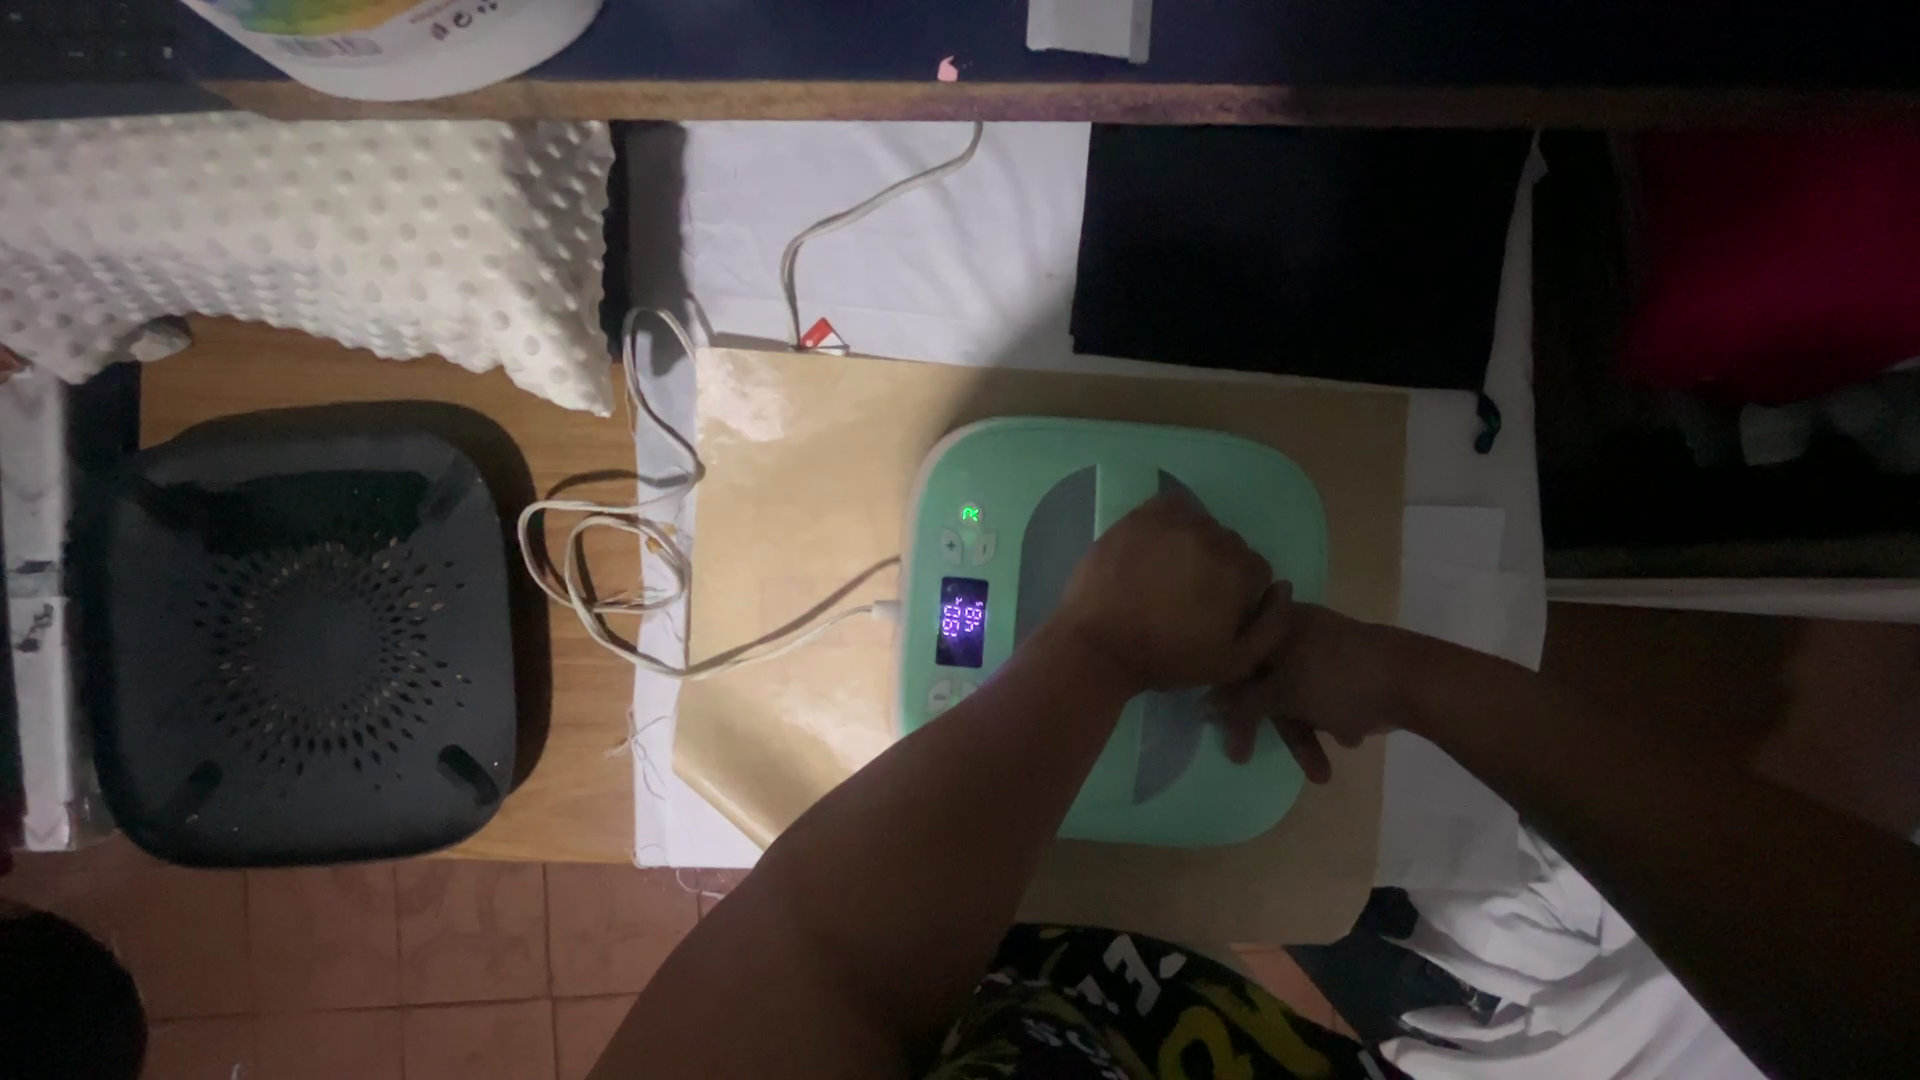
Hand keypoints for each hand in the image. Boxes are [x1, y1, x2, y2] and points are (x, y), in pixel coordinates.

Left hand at [1045, 492, 1291, 696]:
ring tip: (1171, 571)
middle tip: (1188, 595)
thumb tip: (1284, 589)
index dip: (1240, 593)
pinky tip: (1159, 543)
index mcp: (1238, 571)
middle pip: (1230, 545)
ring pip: (1201, 524)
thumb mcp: (1232, 663)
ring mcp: (1171, 524)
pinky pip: (1170, 506)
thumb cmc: (1165, 659)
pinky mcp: (1137, 518)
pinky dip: (1172, 519)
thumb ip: (1272, 626)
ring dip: (1195, 543)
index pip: (1257, 569)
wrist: (1098, 646)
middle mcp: (1210, 538)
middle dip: (1218, 568)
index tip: (1216, 611)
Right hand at [1206, 604, 1409, 783]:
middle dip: (1270, 726)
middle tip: (1250, 758)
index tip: (1220, 727)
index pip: (1232, 658)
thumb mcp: (1281, 695)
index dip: (1223, 697)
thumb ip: (1241, 702)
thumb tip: (1204, 707)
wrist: (1418, 680)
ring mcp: (1325, 645)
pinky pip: (1323, 691)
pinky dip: (1328, 717)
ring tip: (1323, 772)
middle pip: (1265, 680)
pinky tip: (1349, 737)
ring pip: (1297, 691)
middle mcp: (1295, 628)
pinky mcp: (1350, 663)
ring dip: (1306, 732)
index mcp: (1274, 623)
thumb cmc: (1337, 680)